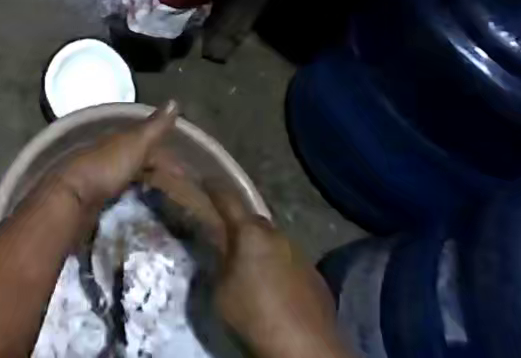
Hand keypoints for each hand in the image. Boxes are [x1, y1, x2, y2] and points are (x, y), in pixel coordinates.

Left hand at [45, 101, 179, 219]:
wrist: (70, 197)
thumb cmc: (107, 166)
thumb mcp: (136, 143)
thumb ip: (155, 126)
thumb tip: (174, 101)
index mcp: (120, 138)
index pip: (148, 141)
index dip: (167, 155)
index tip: (184, 172)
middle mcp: (109, 153)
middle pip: (137, 159)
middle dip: (156, 169)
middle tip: (176, 187)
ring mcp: (99, 176)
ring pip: (128, 176)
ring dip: (143, 184)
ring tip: (161, 200)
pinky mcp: (92, 199)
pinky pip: (118, 194)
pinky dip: (131, 197)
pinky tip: (137, 207)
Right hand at [144, 163, 350, 357]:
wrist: (304, 344)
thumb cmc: (255, 315)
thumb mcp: (221, 295)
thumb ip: (219, 268)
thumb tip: (224, 258)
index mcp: (249, 232)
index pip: (229, 201)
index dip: (216, 189)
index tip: (207, 180)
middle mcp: (276, 233)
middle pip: (254, 223)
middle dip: (242, 229)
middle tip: (230, 241)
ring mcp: (299, 251)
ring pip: (274, 243)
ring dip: (263, 251)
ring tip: (253, 272)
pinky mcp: (313, 272)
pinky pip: (290, 263)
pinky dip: (280, 269)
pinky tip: (276, 290)